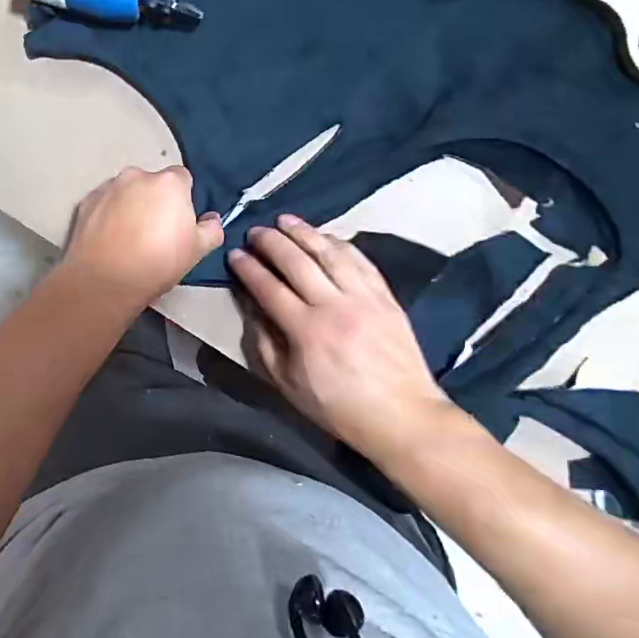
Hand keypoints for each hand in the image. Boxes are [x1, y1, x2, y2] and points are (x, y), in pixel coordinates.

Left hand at [61, 166, 223, 305]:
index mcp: (169, 183)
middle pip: (152, 183)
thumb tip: (212, 220)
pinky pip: (104, 202)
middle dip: (155, 200)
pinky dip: (108, 214)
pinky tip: (109, 238)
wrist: (104, 280)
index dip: (183, 200)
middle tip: (154, 231)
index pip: (183, 179)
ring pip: (126, 191)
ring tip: (128, 237)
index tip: (178, 222)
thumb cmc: (157, 263)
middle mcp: (137, 175)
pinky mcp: (85, 201)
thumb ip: (211, 229)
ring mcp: (108, 187)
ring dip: (131, 205)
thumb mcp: (197, 251)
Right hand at [227, 215, 473, 459]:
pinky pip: (360, 261)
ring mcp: (364, 298)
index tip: (234, 255)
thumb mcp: (289, 386)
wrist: (403, 417)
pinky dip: (340, 244)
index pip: (269, 288)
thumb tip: (253, 311)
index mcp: (306, 331)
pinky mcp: (386, 298)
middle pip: (297, 261)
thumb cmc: (339, 408)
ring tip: (285, 221)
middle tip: (255, 232)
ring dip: (304, 233)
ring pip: (329, 253)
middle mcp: (334, 306)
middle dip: (271, 242)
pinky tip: (326, 237)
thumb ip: (266, 346)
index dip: (248, 268)